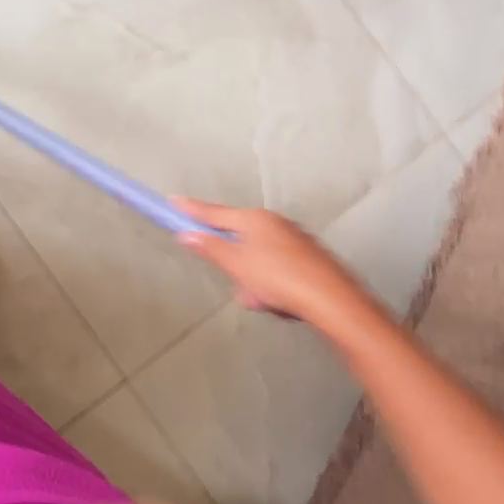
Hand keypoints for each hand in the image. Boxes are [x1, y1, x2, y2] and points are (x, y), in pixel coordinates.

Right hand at [172, 198, 385, 338]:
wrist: (332, 300)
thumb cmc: (278, 278)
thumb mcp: (236, 264)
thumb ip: (209, 247)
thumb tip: (186, 232)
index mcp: (254, 219)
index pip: (213, 212)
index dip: (191, 210)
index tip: (172, 202)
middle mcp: (274, 222)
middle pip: (237, 239)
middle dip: (232, 264)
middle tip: (238, 283)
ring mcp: (293, 239)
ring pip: (256, 258)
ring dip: (253, 280)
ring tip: (264, 299)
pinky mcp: (308, 258)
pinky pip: (276, 268)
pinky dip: (272, 284)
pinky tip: (279, 301)